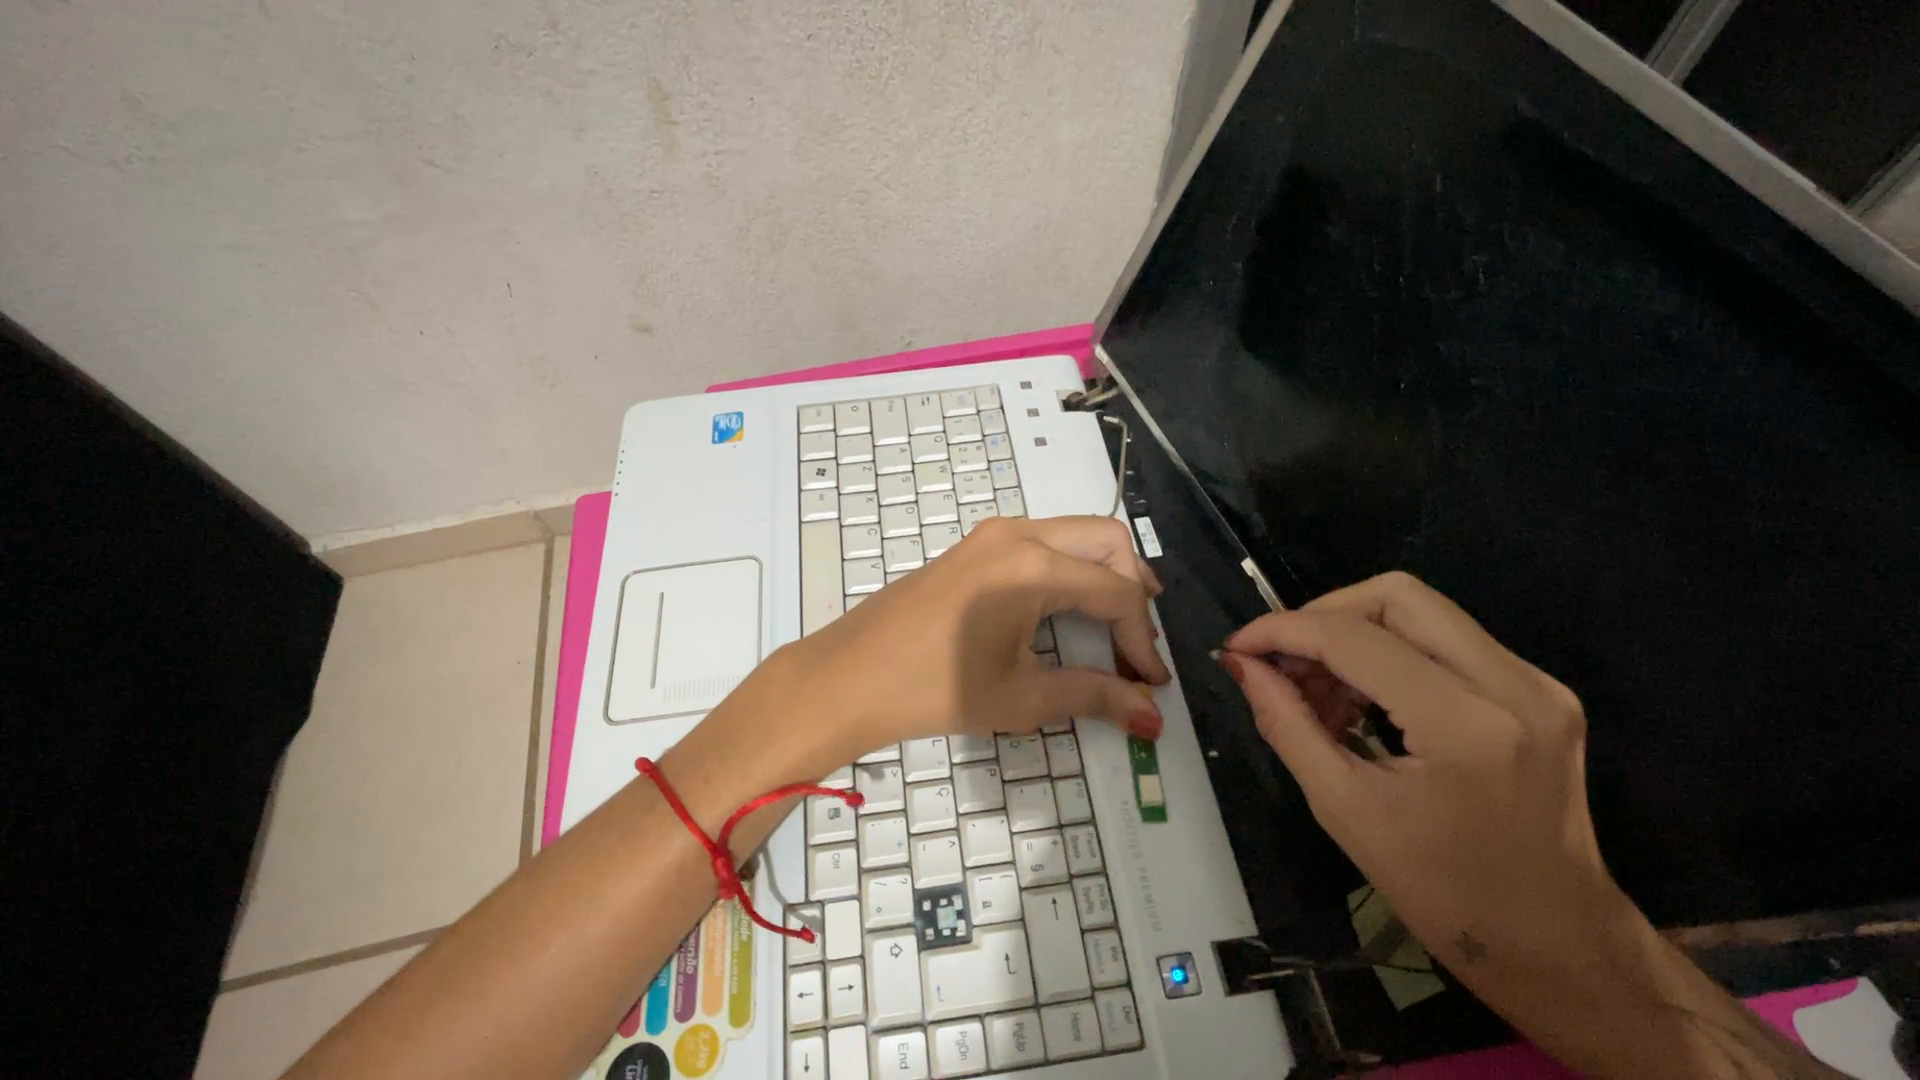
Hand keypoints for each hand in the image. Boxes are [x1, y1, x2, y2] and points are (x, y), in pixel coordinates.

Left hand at [752, 515, 1170, 775]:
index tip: (1152, 683)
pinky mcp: (974, 547)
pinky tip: (1070, 610)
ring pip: (1074, 534)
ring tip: (1116, 627)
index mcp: (1033, 567)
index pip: (1115, 592)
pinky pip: (1042, 541)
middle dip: (1134, 587)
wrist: (848, 677)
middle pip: (1105, 540)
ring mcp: (991, 535)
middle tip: (1141, 641)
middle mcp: (1017, 534)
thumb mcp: (1020, 697)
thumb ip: (1093, 697)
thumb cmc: (933, 691)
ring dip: (1103, 573)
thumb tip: (1150, 716)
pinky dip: (1070, 568)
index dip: (1142, 638)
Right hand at [1219, 572, 1619, 977]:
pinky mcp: (1540, 691)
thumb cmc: (1439, 890)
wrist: (1553, 941)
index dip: (1283, 630)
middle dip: (1322, 615)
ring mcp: (1536, 684)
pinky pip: (1448, 641)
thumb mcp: (1343, 808)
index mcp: (1464, 725)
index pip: (1355, 639)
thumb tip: (1241, 665)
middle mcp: (1513, 685)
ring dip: (1354, 635)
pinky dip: (1391, 654)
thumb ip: (1286, 722)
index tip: (1238, 646)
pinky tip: (1362, 701)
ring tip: (1318, 693)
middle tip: (1282, 661)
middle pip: (1397, 596)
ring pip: (1423, 611)